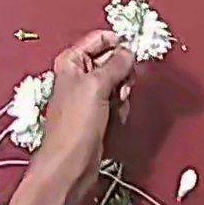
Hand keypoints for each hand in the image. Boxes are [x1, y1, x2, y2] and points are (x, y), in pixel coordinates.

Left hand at [31, 30, 133, 197]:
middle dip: (122, 72)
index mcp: (72, 60)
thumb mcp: (96, 86)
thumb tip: (130, 50)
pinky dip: (120, 106)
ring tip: (117, 105)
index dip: (118, 44)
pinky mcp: (98, 111)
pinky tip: (115, 117)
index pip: (101, 38)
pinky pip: (117, 99)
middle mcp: (80, 73)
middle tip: (123, 87)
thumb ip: (116, 64)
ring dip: (122, 92)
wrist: (70, 165)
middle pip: (112, 59)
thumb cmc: (76, 123)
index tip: (133, 55)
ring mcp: (89, 93)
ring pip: (118, 80)